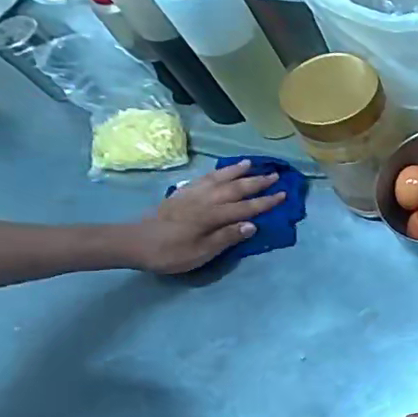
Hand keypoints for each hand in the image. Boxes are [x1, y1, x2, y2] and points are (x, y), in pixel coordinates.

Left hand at [130, 161, 286, 273]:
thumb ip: (226, 238)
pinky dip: (217, 172)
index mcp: (212, 216)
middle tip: (275, 174)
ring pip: (220, 178)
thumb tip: (252, 225)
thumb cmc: (169, 253)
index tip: (283, 194)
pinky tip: (221, 171)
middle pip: (235, 188)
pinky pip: (204, 178)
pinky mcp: (181, 194)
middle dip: (257, 182)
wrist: (134, 242)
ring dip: (237, 171)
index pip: (246, 207)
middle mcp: (205, 200)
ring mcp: (192, 194)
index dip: (265, 201)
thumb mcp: (201, 253)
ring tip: (251, 163)